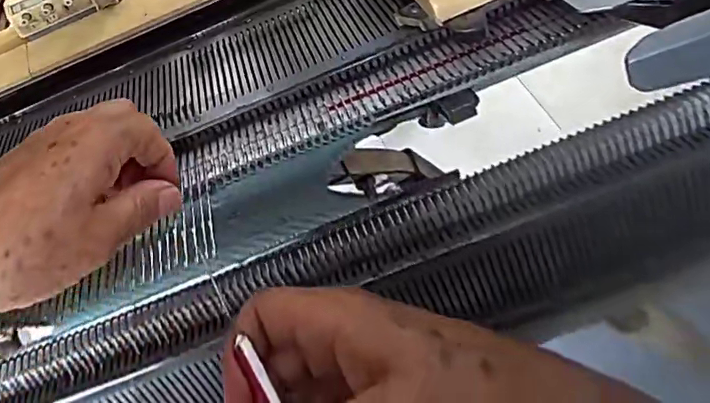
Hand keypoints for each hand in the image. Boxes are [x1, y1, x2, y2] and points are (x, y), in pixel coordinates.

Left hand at [0, 100, 181, 321]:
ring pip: (96, 130)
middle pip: (125, 120)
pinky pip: (70, 144)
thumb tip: (165, 196)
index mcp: (94, 140)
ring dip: (115, 158)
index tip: (167, 194)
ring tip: (112, 206)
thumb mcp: (97, 239)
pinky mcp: (24, 155)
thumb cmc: (14, 252)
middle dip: (143, 153)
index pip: (149, 133)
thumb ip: (140, 210)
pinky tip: (78, 208)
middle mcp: (69, 129)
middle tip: (146, 194)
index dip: (165, 164)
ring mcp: (43, 139)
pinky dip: (88, 164)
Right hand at [223, 288, 646, 402]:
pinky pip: (346, 402)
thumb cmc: (470, 400)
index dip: (239, 365)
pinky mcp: (401, 397)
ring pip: (312, 390)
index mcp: (341, 321)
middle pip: (281, 363)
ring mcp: (378, 373)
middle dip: (266, 399)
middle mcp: (353, 340)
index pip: (261, 315)